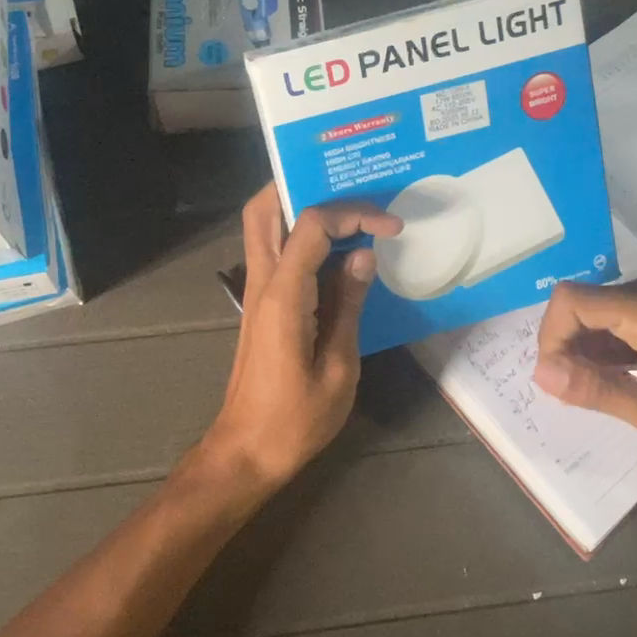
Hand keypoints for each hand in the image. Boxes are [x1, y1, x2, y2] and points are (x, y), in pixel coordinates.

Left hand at [200, 184, 401, 490]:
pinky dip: (300, 237)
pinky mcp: (261, 305)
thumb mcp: (338, 368)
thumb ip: (349, 306)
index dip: (353, 213)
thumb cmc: (295, 420)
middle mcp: (262, 282)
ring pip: (263, 226)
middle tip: (349, 189)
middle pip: (263, 208)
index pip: (311, 225)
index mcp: (283, 296)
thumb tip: (363, 257)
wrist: (246, 451)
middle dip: (300, 185)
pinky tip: (337, 251)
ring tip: (347, 211)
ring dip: (298, 207)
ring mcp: (256, 292)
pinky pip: (275, 252)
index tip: (390, 226)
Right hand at [530, 275, 636, 475]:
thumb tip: (541, 373)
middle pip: (577, 304)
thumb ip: (596, 389)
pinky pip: (610, 317)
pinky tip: (621, 380)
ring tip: (605, 390)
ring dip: (584, 350)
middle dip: (566, 347)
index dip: (552, 337)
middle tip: (581, 393)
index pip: (570, 300)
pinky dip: (602, 348)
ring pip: (589, 312)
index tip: (560, 379)